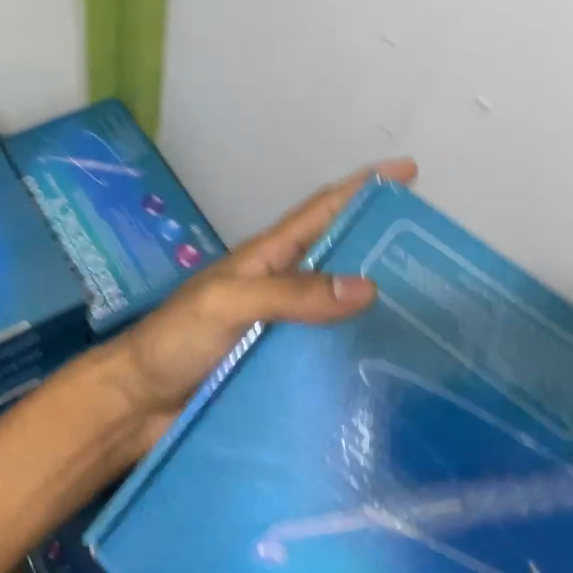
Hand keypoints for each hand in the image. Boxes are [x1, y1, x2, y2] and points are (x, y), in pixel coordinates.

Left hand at [98, 158, 418, 450]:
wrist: (137, 402)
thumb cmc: (175, 340)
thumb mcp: (228, 303)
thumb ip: (290, 294)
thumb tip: (368, 287)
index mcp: (265, 259)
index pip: (320, 212)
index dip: (361, 187)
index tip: (408, 170)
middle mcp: (278, 288)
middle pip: (338, 257)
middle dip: (381, 244)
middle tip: (435, 251)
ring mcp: (280, 330)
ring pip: (338, 307)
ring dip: (376, 303)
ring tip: (430, 311)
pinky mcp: (279, 368)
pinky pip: (327, 353)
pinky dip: (356, 352)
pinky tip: (390, 367)